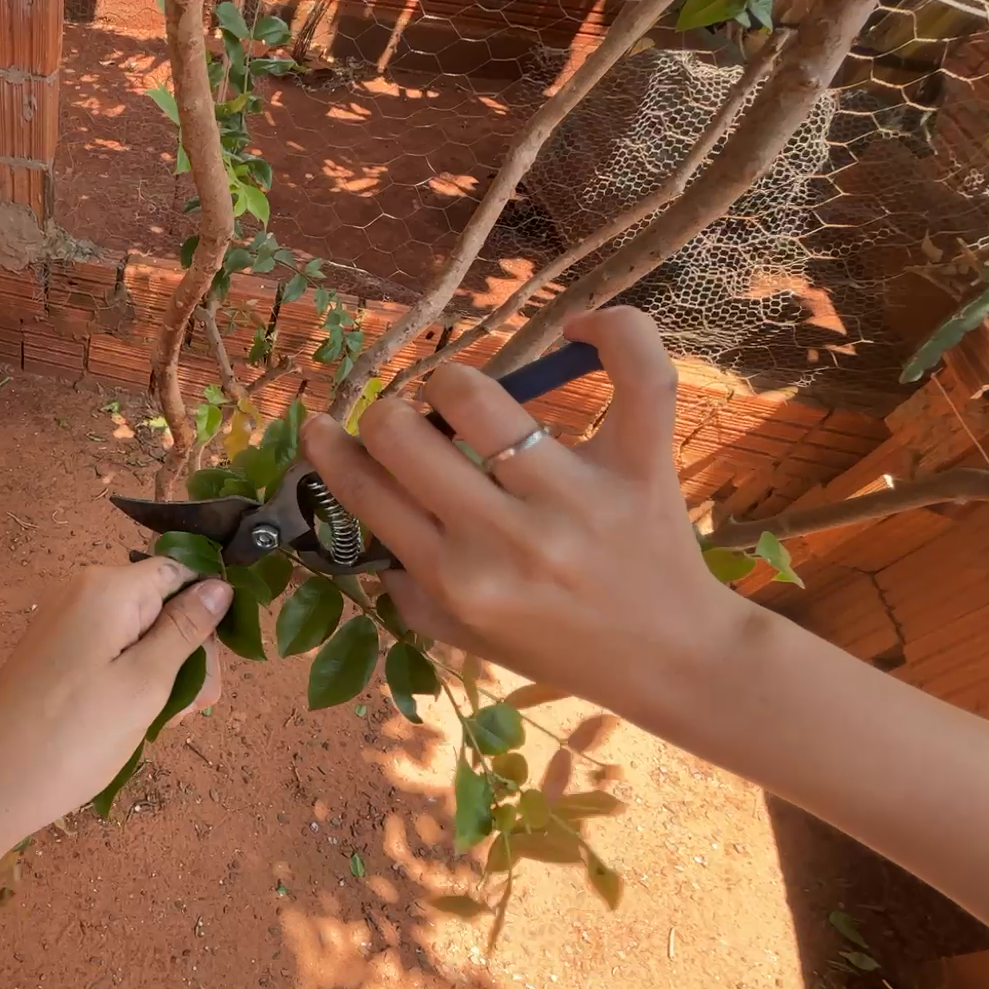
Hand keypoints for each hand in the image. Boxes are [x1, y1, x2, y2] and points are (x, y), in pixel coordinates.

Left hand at [0, 559, 230, 858]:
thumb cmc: (74, 736)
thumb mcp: (145, 683)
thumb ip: (185, 629)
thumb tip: (219, 584)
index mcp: (108, 587)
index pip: (179, 570)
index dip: (208, 606)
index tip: (222, 657)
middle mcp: (82, 591)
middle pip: (159, 603)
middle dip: (185, 650)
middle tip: (188, 709)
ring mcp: (64, 622)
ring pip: (138, 633)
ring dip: (160, 673)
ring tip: (157, 723)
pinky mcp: (53, 651)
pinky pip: (109, 650)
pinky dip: (129, 679)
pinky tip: (129, 719)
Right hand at [304, 307, 748, 720]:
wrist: (669, 659)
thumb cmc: (548, 644)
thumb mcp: (451, 630)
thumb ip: (400, 578)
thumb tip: (369, 505)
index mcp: (453, 577)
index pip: (366, 492)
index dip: (329, 448)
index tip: (319, 426)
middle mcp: (504, 536)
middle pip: (403, 435)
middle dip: (386, 416)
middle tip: (402, 426)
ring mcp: (575, 495)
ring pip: (480, 397)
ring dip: (450, 385)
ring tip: (459, 399)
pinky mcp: (642, 466)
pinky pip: (637, 376)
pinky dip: (611, 334)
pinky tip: (577, 329)